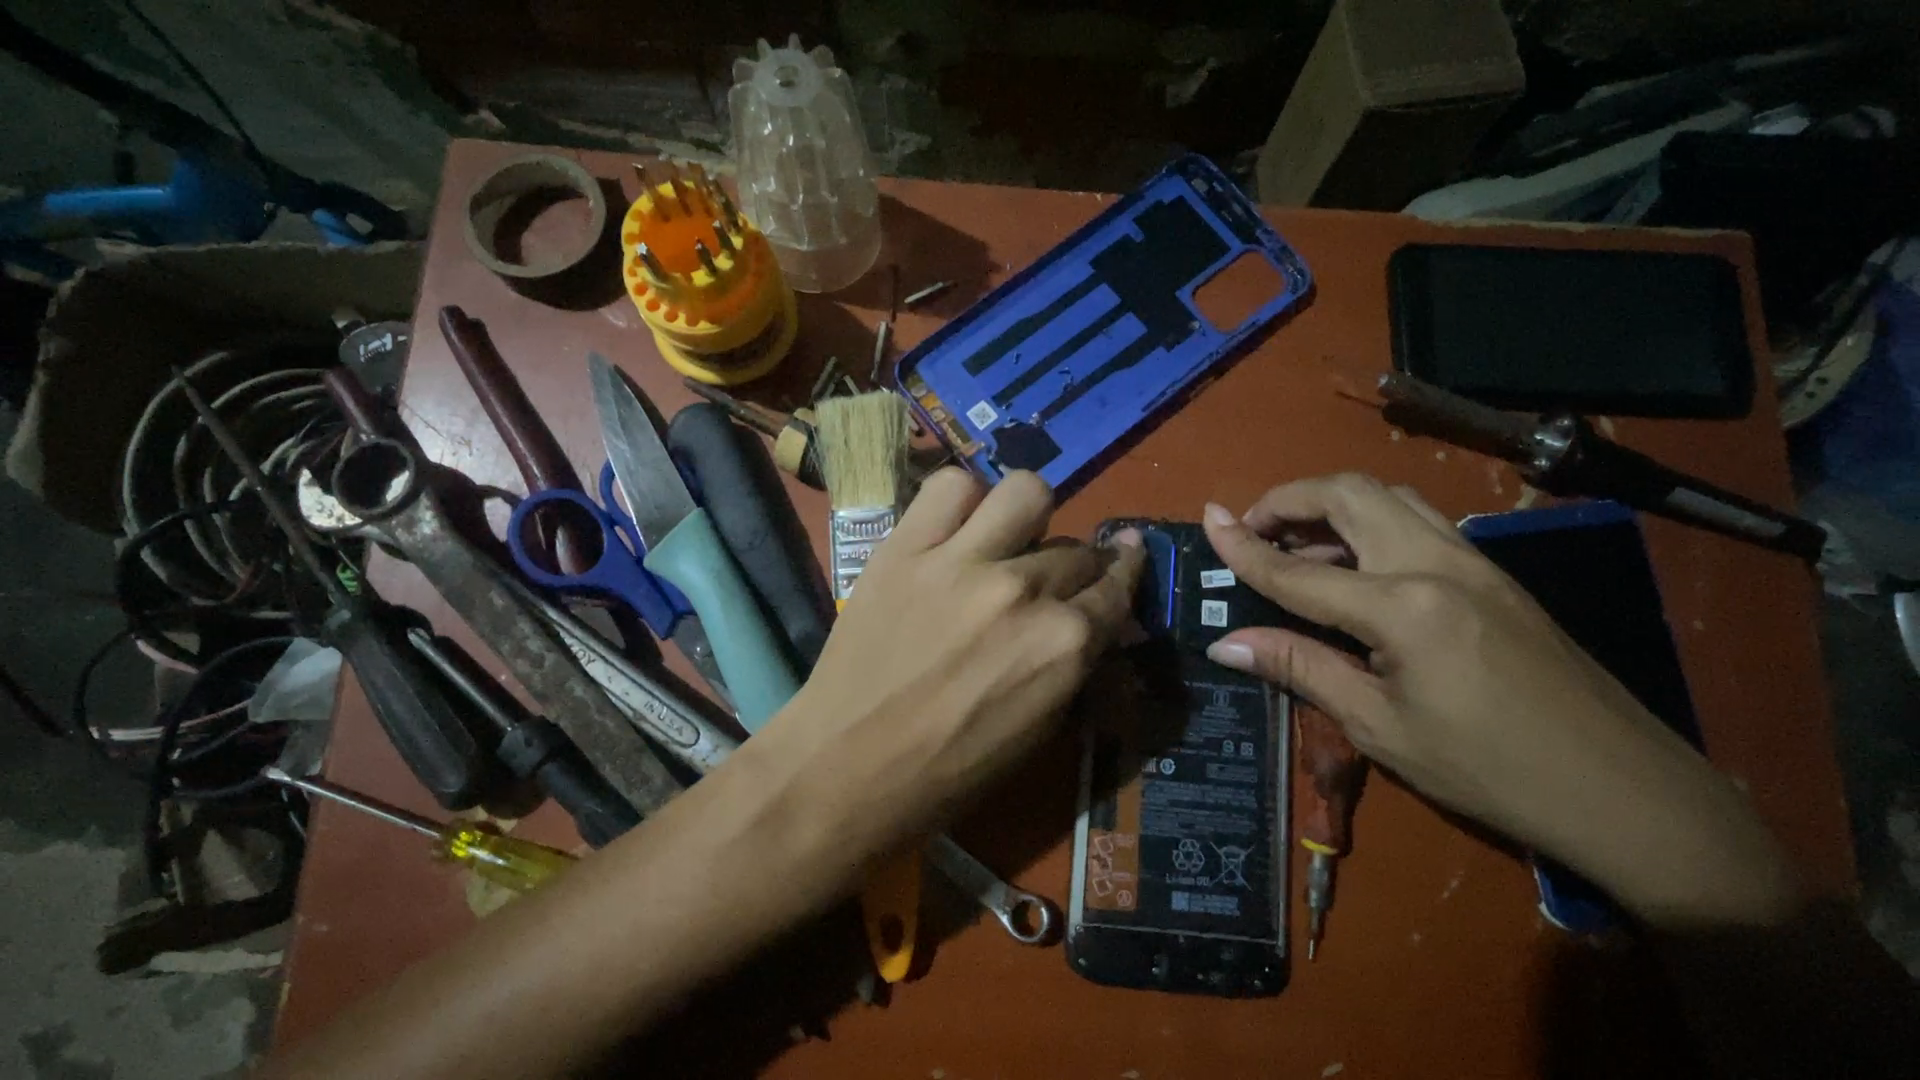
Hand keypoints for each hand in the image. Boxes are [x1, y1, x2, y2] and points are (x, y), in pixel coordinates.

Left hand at [764, 468, 1144, 862]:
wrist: (846, 766)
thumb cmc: (950, 770)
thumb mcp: (1039, 729)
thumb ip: (1074, 665)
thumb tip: (1093, 619)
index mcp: (1065, 644)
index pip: (1115, 589)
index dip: (1125, 574)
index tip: (1126, 559)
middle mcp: (1024, 591)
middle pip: (1075, 549)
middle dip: (1076, 565)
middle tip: (1053, 577)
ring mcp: (962, 561)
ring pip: (1026, 493)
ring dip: (1030, 516)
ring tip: (1009, 538)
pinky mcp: (905, 547)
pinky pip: (951, 487)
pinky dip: (964, 501)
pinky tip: (957, 527)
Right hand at [1201, 474, 1800, 927]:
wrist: (1622, 789)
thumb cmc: (1488, 770)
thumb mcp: (1380, 728)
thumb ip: (1302, 668)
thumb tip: (1226, 643)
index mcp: (1402, 606)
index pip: (1299, 568)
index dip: (1244, 546)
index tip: (1204, 519)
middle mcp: (1436, 562)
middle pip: (1349, 493)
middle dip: (1289, 498)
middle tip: (1250, 528)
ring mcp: (1474, 560)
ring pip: (1389, 495)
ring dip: (1332, 502)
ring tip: (1297, 541)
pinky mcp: (1495, 573)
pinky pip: (1419, 519)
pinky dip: (1371, 521)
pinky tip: (1356, 562)